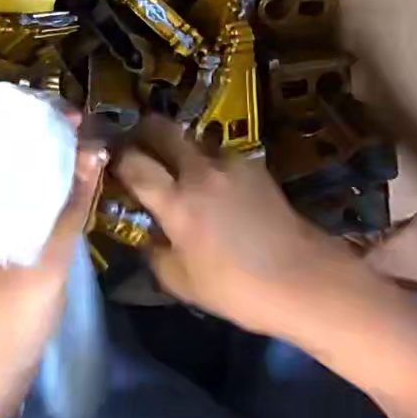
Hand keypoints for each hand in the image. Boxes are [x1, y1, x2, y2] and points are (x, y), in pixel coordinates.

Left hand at [0, 138, 104, 417]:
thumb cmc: (2, 326)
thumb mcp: (43, 266)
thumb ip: (69, 209)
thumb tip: (94, 150)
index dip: (20, 117)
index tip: (61, 111)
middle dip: (37, 134)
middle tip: (79, 124)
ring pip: (9, 176)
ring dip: (42, 158)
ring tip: (79, 142)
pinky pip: (17, 199)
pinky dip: (41, 185)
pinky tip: (67, 179)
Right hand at [113, 116, 371, 334]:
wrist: (308, 281)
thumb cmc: (239, 289)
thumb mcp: (183, 283)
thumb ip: (155, 253)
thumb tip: (146, 235)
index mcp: (176, 200)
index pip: (132, 161)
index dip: (115, 157)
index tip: (108, 161)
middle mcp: (198, 171)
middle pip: (160, 128)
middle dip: (142, 131)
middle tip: (136, 145)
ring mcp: (229, 163)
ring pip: (191, 138)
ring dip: (178, 147)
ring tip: (178, 168)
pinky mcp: (254, 166)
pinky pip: (219, 153)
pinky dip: (208, 162)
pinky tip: (214, 185)